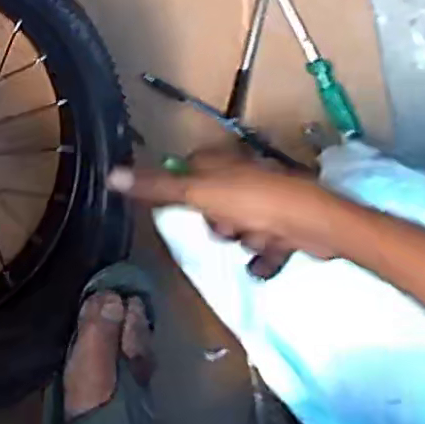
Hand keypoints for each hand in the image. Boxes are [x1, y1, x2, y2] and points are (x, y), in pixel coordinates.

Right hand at [110, 148, 359, 277]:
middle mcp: (237, 172)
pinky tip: (264, 264)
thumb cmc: (251, 201)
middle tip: (222, 229)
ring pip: (236, 222)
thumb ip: (154, 187)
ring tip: (253, 243)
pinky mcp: (285, 221)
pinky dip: (264, 254)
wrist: (315, 223)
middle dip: (214, 222)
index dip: (180, 192)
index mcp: (214, 160)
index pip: (183, 171)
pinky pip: (265, 241)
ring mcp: (263, 196)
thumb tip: (110, 174)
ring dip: (241, 238)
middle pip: (208, 200)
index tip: (183, 208)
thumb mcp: (194, 194)